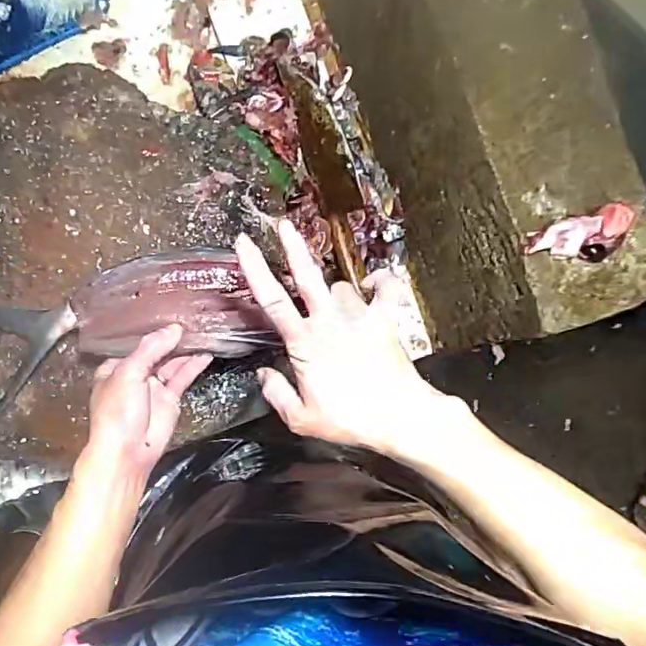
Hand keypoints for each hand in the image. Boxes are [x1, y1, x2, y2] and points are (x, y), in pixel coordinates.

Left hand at [78, 325, 212, 486]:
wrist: (127, 452)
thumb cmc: (116, 414)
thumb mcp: (129, 373)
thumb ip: (151, 349)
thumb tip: (173, 330)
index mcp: (116, 367)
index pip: (136, 343)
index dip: (153, 331)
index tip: (171, 315)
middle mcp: (135, 375)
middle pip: (157, 351)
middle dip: (172, 339)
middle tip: (192, 322)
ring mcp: (153, 387)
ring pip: (172, 363)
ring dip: (186, 350)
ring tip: (203, 334)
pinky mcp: (169, 399)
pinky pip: (183, 377)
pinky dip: (194, 366)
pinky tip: (205, 354)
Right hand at [235, 220, 465, 458]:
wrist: (400, 416)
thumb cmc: (351, 419)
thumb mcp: (301, 419)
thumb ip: (276, 394)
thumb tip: (264, 375)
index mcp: (304, 342)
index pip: (272, 299)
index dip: (255, 268)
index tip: (244, 244)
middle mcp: (330, 322)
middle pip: (306, 275)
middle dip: (292, 247)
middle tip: (283, 226)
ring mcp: (360, 317)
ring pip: (339, 288)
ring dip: (332, 294)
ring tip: (332, 311)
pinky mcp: (385, 321)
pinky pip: (385, 289)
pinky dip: (381, 282)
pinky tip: (375, 283)